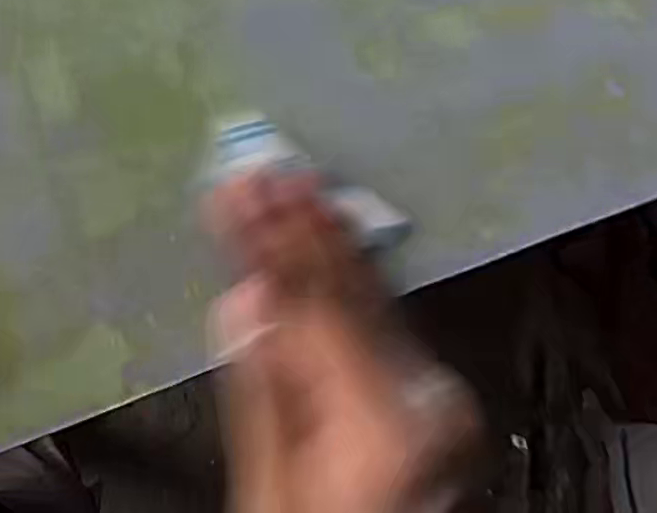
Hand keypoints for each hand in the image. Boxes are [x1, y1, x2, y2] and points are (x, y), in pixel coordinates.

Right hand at [208, 172, 482, 512]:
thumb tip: (245, 297)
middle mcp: (412, 387)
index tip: (235, 194)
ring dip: (316, 227)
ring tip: (290, 181)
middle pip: (333, 281)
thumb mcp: (274, 482)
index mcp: (378, 413)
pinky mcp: (415, 376)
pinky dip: (346, 258)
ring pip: (359, 282)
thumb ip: (263, 387)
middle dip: (287, 222)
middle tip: (257, 175)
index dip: (265, 238)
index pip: (306, 296)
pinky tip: (331, 224)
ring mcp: (421, 380)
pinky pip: (375, 300)